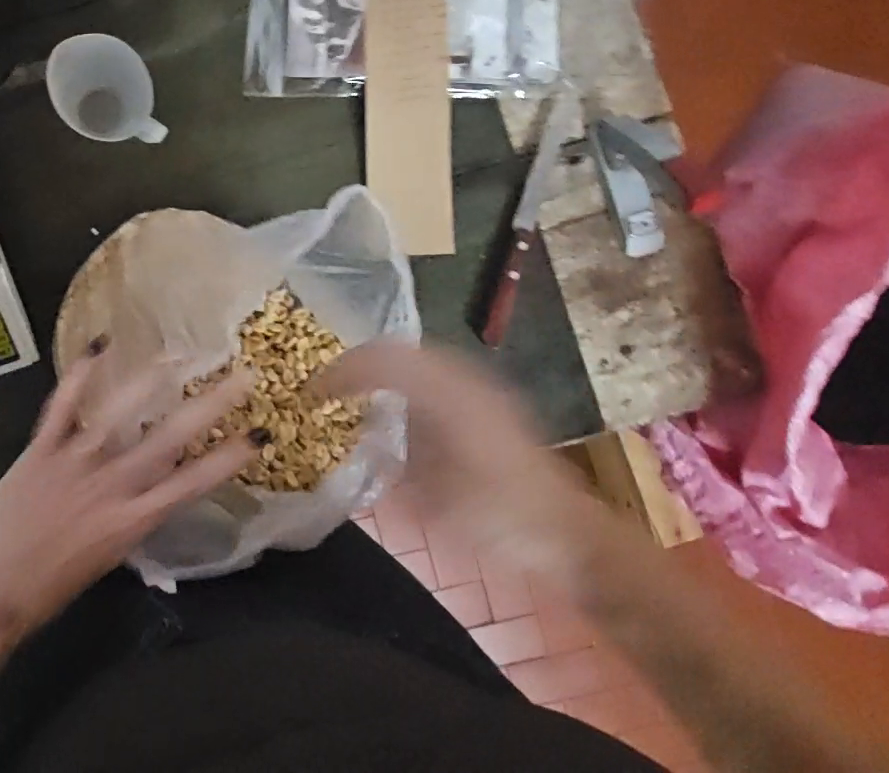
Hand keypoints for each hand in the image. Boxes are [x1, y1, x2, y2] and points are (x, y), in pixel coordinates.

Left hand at [0, 343, 259, 647]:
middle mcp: (110, 487)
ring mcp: (74, 463)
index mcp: (131, 521)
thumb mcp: (103, 560)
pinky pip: (63, 406)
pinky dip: (80, 375)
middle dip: (208, 408)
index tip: (257, 436)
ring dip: (150, 381)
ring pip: (120, 415)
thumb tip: (144, 497)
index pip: (191, 484)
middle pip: (168, 440)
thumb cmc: (47, 588)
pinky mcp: (39, 450)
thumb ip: (125, 523)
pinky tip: (98, 346)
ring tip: (176, 355)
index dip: (227, 459)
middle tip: (240, 378)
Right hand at [313, 341, 607, 583]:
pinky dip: (406, 380)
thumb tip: (357, 445)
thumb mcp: (433, 505)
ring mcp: (483, 390)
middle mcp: (465, 382)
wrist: (574, 538)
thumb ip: (389, 469)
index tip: (313, 394)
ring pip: (420, 358)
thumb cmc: (502, 522)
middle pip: (399, 349)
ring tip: (355, 391)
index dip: (341, 373)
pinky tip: (398, 408)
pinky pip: (438, 374)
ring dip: (382, 368)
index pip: (382, 362)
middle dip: (357, 363)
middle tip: (328, 386)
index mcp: (448, 399)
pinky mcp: (493, 405)